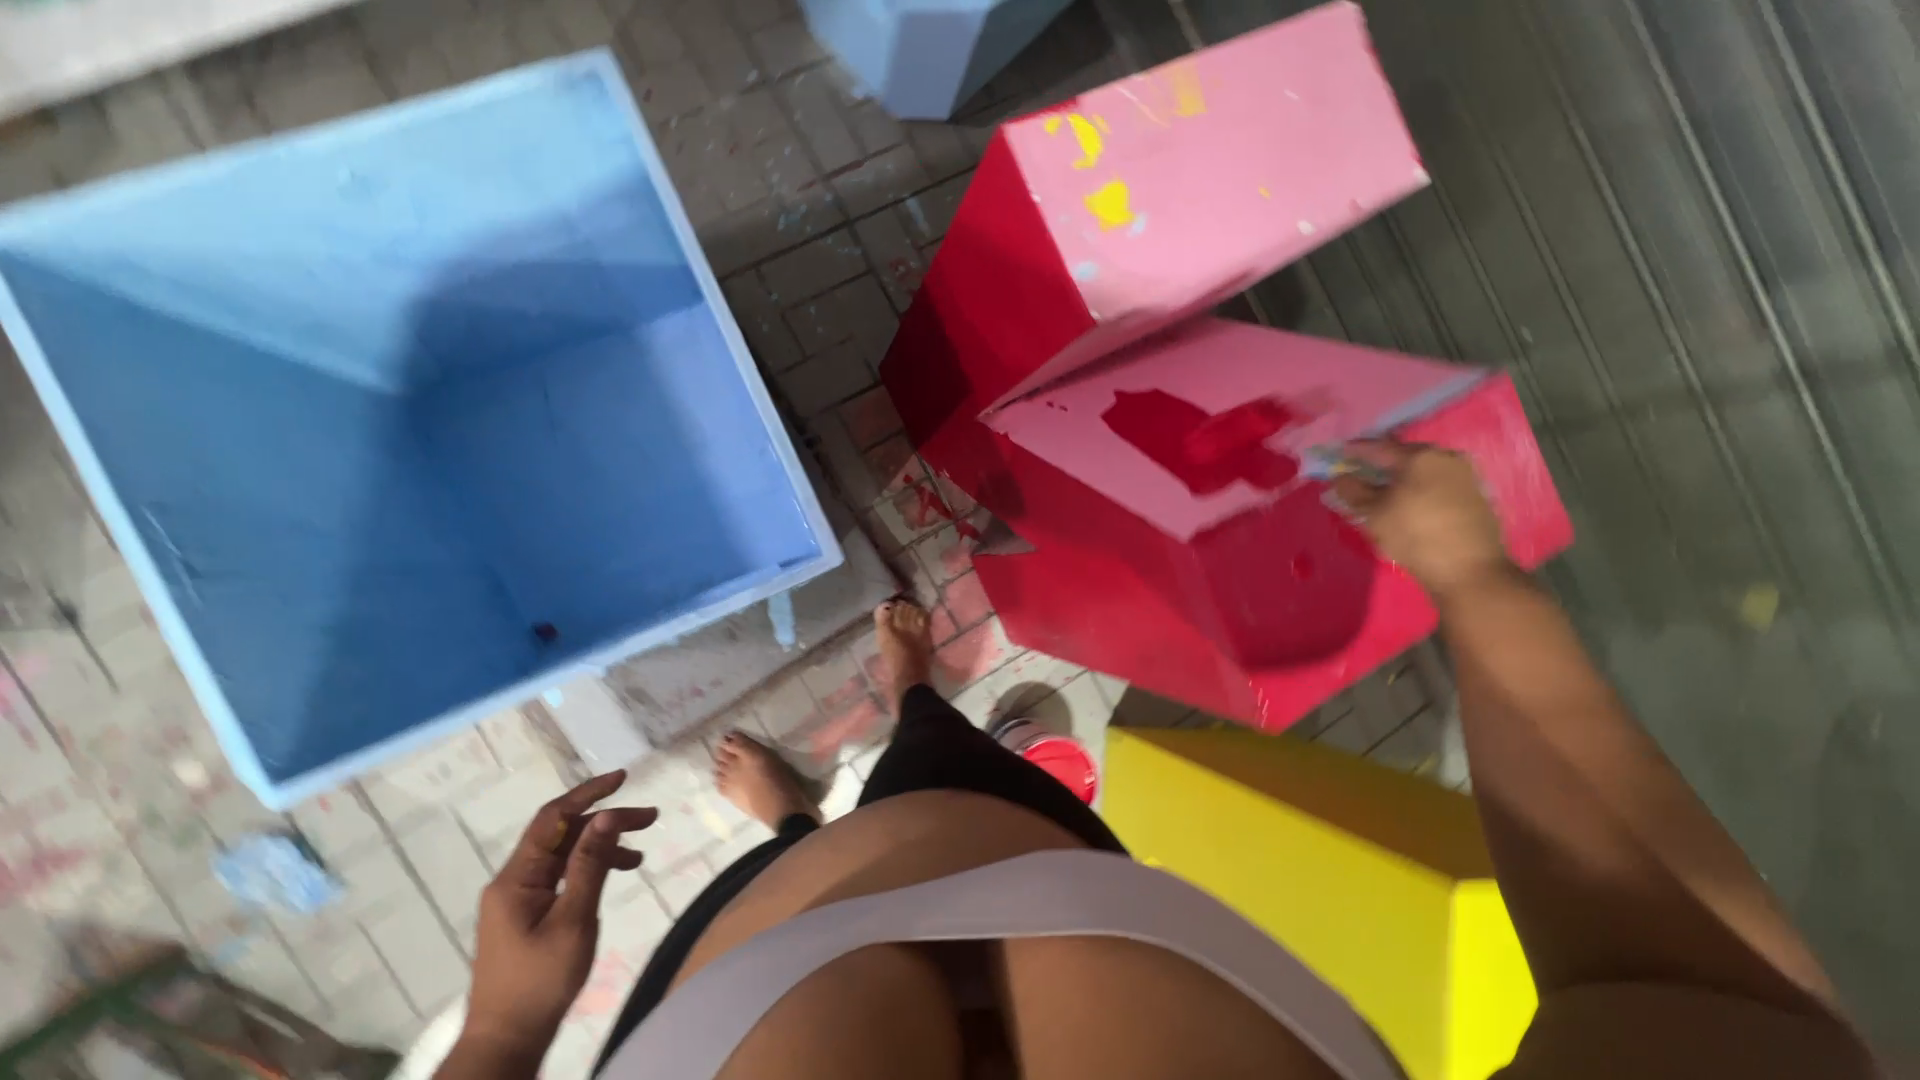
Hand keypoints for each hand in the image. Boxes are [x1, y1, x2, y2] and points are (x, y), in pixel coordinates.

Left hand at [461, 770, 657, 1055]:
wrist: (507, 1039)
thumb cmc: (540, 980)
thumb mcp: (573, 920)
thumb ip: (590, 865)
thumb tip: (605, 817)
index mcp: (516, 878)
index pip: (553, 818)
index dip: (588, 794)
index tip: (623, 779)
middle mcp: (513, 880)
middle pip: (562, 834)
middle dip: (604, 821)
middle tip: (650, 818)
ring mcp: (519, 898)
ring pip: (564, 855)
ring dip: (601, 846)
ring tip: (641, 851)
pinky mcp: (527, 915)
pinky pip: (561, 877)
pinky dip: (590, 869)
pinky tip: (617, 874)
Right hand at [1330, 440, 1512, 601]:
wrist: (1469, 569)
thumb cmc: (1415, 534)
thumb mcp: (1374, 514)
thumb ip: (1353, 491)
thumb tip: (1341, 477)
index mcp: (1420, 456)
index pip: (1380, 447)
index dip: (1356, 450)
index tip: (1339, 453)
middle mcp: (1446, 458)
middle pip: (1405, 457)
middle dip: (1381, 464)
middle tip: (1361, 473)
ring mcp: (1465, 476)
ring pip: (1423, 471)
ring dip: (1401, 478)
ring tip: (1383, 491)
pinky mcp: (1476, 496)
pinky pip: (1438, 484)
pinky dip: (1419, 489)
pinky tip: (1409, 503)